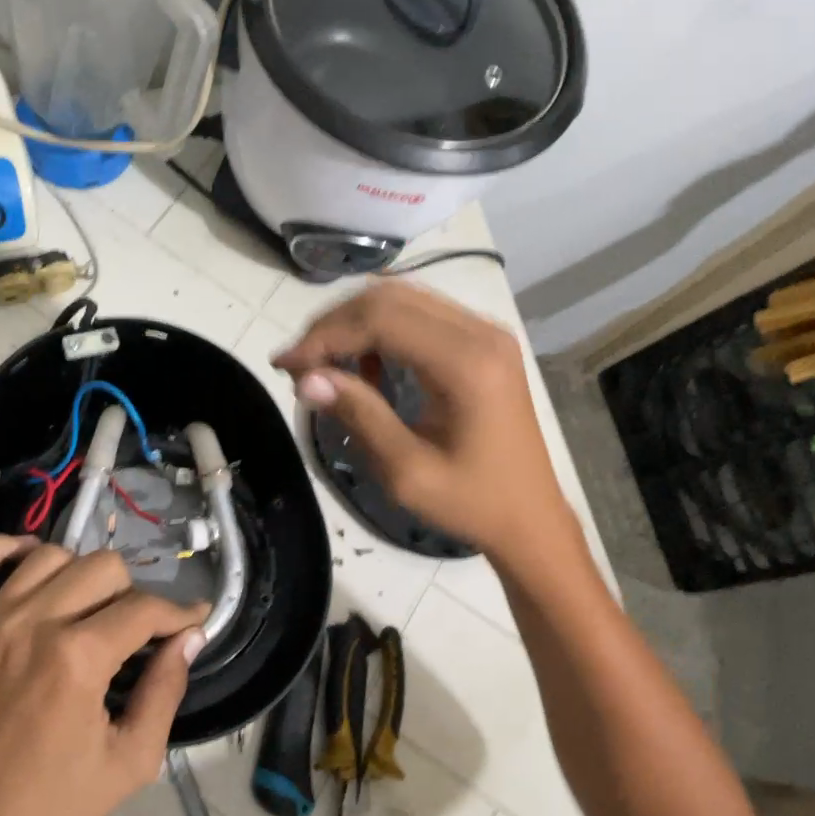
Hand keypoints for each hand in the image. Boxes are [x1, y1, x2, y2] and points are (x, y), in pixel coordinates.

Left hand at [0, 537, 207, 815]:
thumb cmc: (61, 800)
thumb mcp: (134, 758)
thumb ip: (166, 689)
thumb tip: (189, 636)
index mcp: (77, 659)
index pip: (142, 609)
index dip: (178, 612)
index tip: (192, 620)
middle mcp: (31, 625)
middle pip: (101, 567)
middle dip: (132, 593)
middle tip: (134, 628)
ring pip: (47, 557)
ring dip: (79, 574)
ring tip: (87, 607)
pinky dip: (1, 551)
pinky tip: (29, 564)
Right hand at [274, 281, 574, 557]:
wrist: (529, 517)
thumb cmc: (470, 502)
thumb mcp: (406, 471)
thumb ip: (359, 416)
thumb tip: (306, 380)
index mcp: (466, 363)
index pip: (381, 319)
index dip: (325, 336)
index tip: (285, 367)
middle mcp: (480, 333)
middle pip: (389, 298)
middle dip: (333, 325)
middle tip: (297, 367)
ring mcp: (485, 333)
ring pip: (402, 299)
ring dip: (353, 325)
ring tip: (321, 366)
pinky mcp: (481, 343)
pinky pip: (419, 316)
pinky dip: (379, 331)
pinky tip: (363, 368)